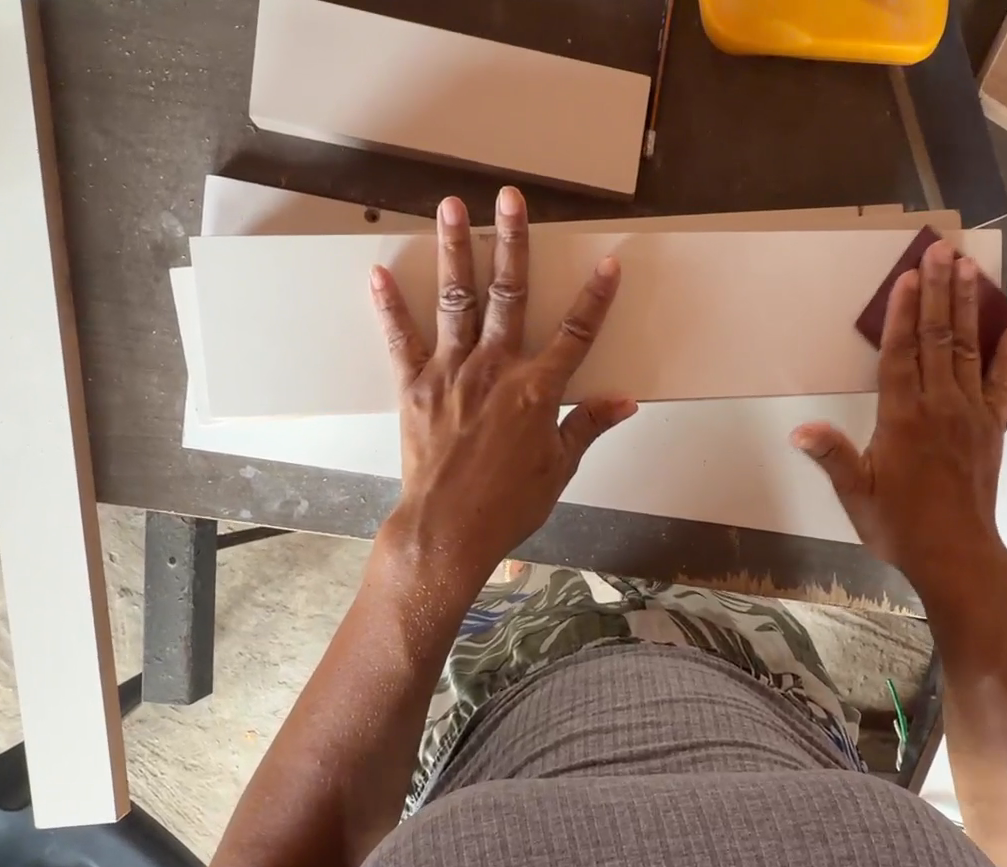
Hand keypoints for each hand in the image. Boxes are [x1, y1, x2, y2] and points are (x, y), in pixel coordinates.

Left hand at [369, 187, 636, 588]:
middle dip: (513, 242)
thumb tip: (626, 402)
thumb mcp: (559, 467)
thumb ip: (588, 426)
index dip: (596, 297)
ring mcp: (452, 373)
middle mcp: (495, 370)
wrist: (449, 529)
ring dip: (456, 250)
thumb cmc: (508, 505)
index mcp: (537, 391)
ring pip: (457, 300)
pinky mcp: (416, 386)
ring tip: (451, 206)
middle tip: (510, 198)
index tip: (609, 263)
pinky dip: (390, 306)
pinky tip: (380, 271)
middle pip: (509, 295)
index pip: (576, 333)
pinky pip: (401, 338)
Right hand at [791, 239, 1006, 612]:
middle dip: (938, 292)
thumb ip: (831, 456)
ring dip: (968, 307)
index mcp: (901, 418)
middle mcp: (938, 406)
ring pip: (967, 350)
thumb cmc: (899, 525)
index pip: (900, 353)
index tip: (909, 275)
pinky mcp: (991, 428)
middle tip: (942, 250)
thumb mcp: (855, 494)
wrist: (956, 554)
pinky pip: (1000, 383)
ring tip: (969, 269)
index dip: (902, 313)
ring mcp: (969, 414)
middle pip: (936, 338)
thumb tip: (800, 429)